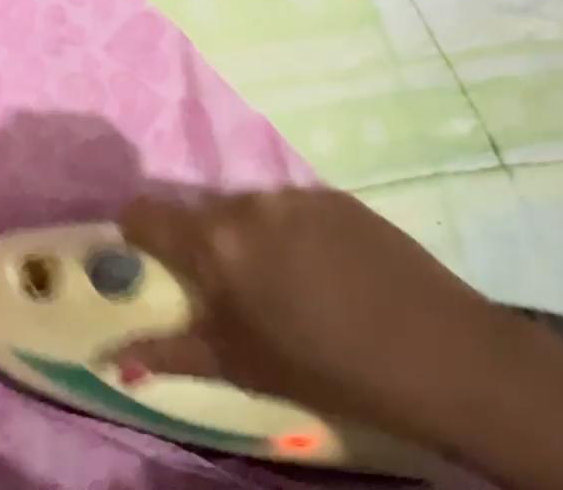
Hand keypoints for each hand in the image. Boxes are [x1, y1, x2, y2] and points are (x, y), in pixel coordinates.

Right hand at [115, 189, 525, 441]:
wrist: (449, 356)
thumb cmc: (329, 368)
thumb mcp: (241, 366)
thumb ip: (169, 353)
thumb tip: (113, 358)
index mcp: (214, 240)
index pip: (143, 213)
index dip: (135, 236)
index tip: (148, 265)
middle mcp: (247, 202)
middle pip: (197, 212)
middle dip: (199, 245)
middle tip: (225, 290)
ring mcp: (296, 194)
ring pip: (245, 209)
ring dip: (247, 237)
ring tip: (284, 284)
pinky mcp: (337, 196)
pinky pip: (290, 208)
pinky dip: (290, 233)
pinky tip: (324, 272)